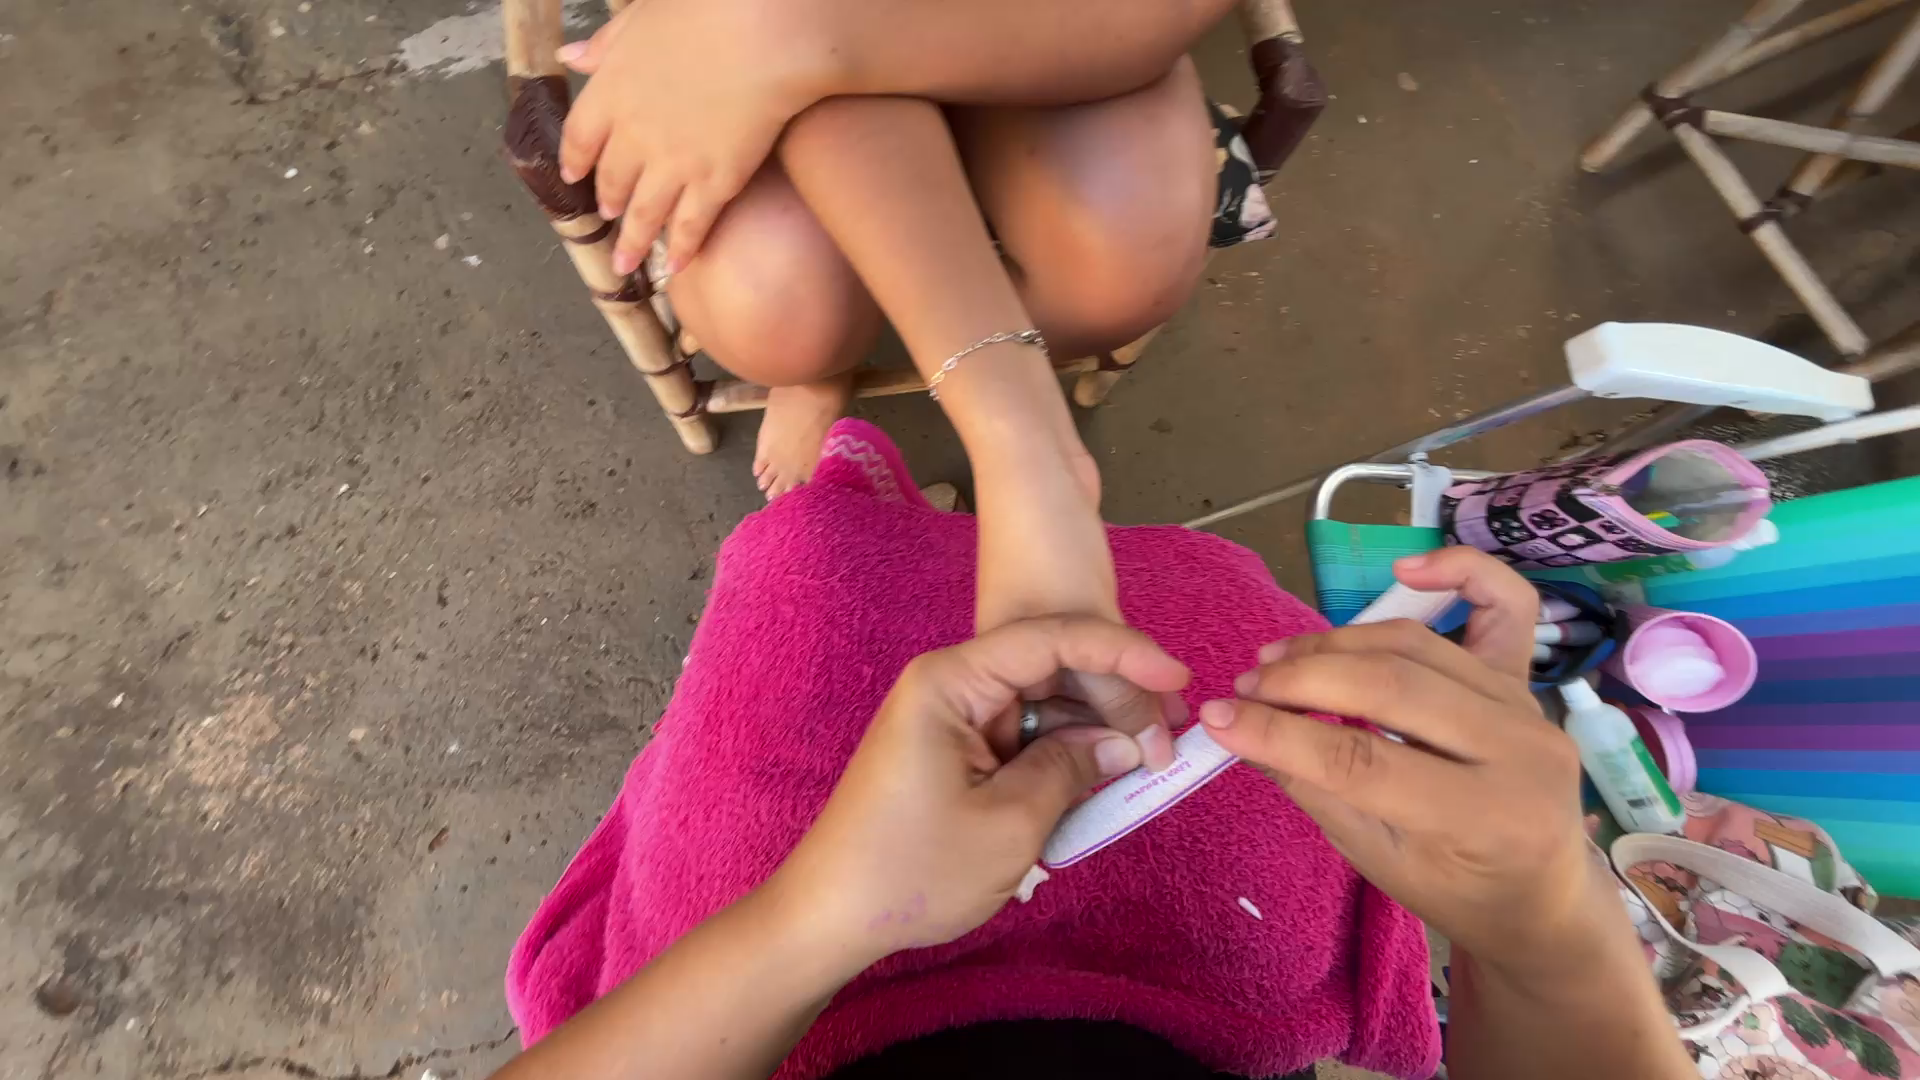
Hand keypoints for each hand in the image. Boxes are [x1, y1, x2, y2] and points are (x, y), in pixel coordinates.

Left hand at [557, 0, 831, 274]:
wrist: (759, 39)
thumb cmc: (705, 13)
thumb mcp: (640, 16)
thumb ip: (607, 44)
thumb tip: (573, 58)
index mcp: (612, 89)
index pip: (581, 136)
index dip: (576, 160)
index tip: (574, 177)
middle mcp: (635, 135)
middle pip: (613, 181)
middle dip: (608, 204)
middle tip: (608, 221)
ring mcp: (675, 165)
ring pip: (645, 215)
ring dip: (634, 243)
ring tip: (627, 265)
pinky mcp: (714, 184)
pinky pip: (691, 226)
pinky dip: (681, 250)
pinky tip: (675, 267)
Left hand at [772, 617, 1189, 962]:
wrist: (832, 913)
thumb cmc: (913, 868)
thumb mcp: (1009, 824)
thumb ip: (1072, 770)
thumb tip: (1123, 743)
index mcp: (952, 680)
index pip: (1049, 639)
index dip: (1121, 650)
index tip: (1177, 676)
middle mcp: (952, 682)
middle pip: (1048, 668)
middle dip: (1114, 697)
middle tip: (1173, 735)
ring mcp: (954, 714)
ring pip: (1041, 703)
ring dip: (1093, 729)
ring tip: (1150, 759)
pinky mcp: (958, 745)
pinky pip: (1023, 733)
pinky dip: (1063, 752)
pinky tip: (1103, 774)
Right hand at [969, 429, 1181, 768]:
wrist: (1036, 467)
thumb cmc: (1046, 546)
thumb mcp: (1084, 623)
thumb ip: (1118, 692)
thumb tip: (1156, 756)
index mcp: (999, 675)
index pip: (1041, 740)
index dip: (1088, 765)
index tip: (1141, 785)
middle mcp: (1016, 664)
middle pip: (1063, 717)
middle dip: (1115, 737)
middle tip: (1170, 762)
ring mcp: (1038, 636)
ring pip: (1084, 689)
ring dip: (1128, 706)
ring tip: (1177, 733)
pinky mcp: (1064, 612)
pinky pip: (1094, 661)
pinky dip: (1126, 676)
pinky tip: (1162, 694)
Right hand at [1198, 546, 1618, 980]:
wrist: (1540, 891)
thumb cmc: (1452, 886)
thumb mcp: (1370, 856)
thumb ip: (1307, 784)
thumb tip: (1234, 726)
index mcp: (1485, 817)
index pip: (1360, 760)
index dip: (1276, 734)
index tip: (1215, 717)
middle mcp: (1520, 750)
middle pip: (1389, 688)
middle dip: (1300, 681)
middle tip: (1245, 687)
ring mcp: (1527, 704)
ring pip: (1412, 646)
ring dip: (1332, 643)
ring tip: (1276, 660)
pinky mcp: (1525, 678)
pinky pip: (1505, 606)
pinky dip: (1461, 573)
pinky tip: (1407, 567)